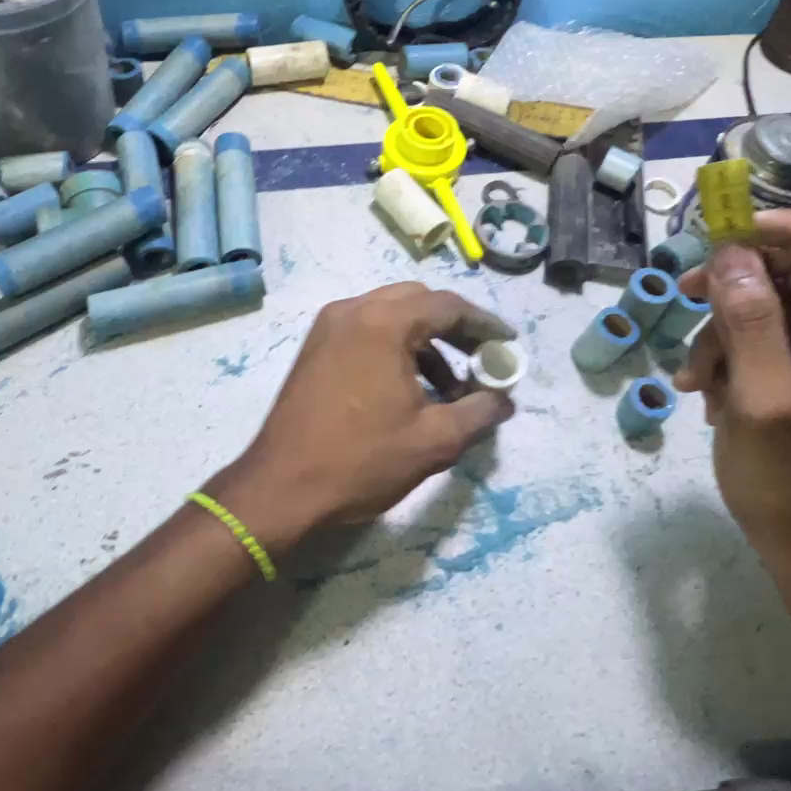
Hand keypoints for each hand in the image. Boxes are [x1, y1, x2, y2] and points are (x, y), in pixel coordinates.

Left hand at [207, 282, 517, 547]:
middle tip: (483, 359)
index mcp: (383, 322)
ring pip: (391, 315)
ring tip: (451, 389)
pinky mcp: (315, 348)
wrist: (281, 489)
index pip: (448, 305)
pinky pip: (367, 332)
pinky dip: (396, 348)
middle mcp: (353, 311)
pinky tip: (411, 390)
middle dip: (455, 327)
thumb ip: (479, 412)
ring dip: (426, 341)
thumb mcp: (434, 440)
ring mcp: (328, 327)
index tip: (509, 344)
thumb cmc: (361, 460)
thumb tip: (504, 401)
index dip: (485, 324)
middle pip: (418, 301)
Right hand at [674, 211, 790, 568]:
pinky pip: (756, 335)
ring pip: (768, 301)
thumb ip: (750, 326)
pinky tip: (702, 390)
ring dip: (722, 326)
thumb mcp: (764, 404)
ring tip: (696, 373)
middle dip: (741, 279)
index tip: (727, 231)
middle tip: (690, 290)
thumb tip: (729, 254)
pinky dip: (722, 352)